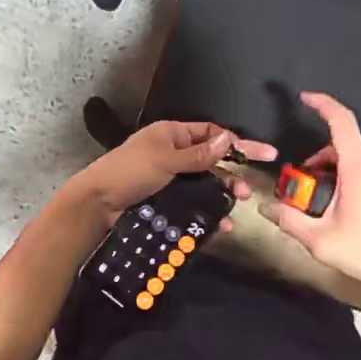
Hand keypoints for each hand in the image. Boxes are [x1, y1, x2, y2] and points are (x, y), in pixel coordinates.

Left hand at [69, 120, 275, 228]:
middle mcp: (174, 155)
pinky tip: (220, 225)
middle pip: (211, 162)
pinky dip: (208, 214)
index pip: (211, 134)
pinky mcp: (166, 203)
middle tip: (247, 191)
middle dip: (232, 175)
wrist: (97, 206)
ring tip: (236, 206)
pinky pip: (193, 206)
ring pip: (205, 187)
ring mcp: (170, 181)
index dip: (237, 143)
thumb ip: (199, 154)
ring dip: (222, 196)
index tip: (264, 153)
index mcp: (172, 135)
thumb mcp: (166, 159)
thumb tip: (229, 139)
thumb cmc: (129, 171)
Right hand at [259, 93, 360, 300]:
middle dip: (318, 166)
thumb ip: (289, 221)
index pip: (341, 121)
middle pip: (340, 150)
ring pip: (355, 165)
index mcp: (359, 168)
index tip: (305, 97)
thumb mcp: (321, 241)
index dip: (322, 104)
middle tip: (305, 195)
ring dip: (336, 178)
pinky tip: (351, 215)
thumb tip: (265, 207)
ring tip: (328, 211)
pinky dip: (353, 185)